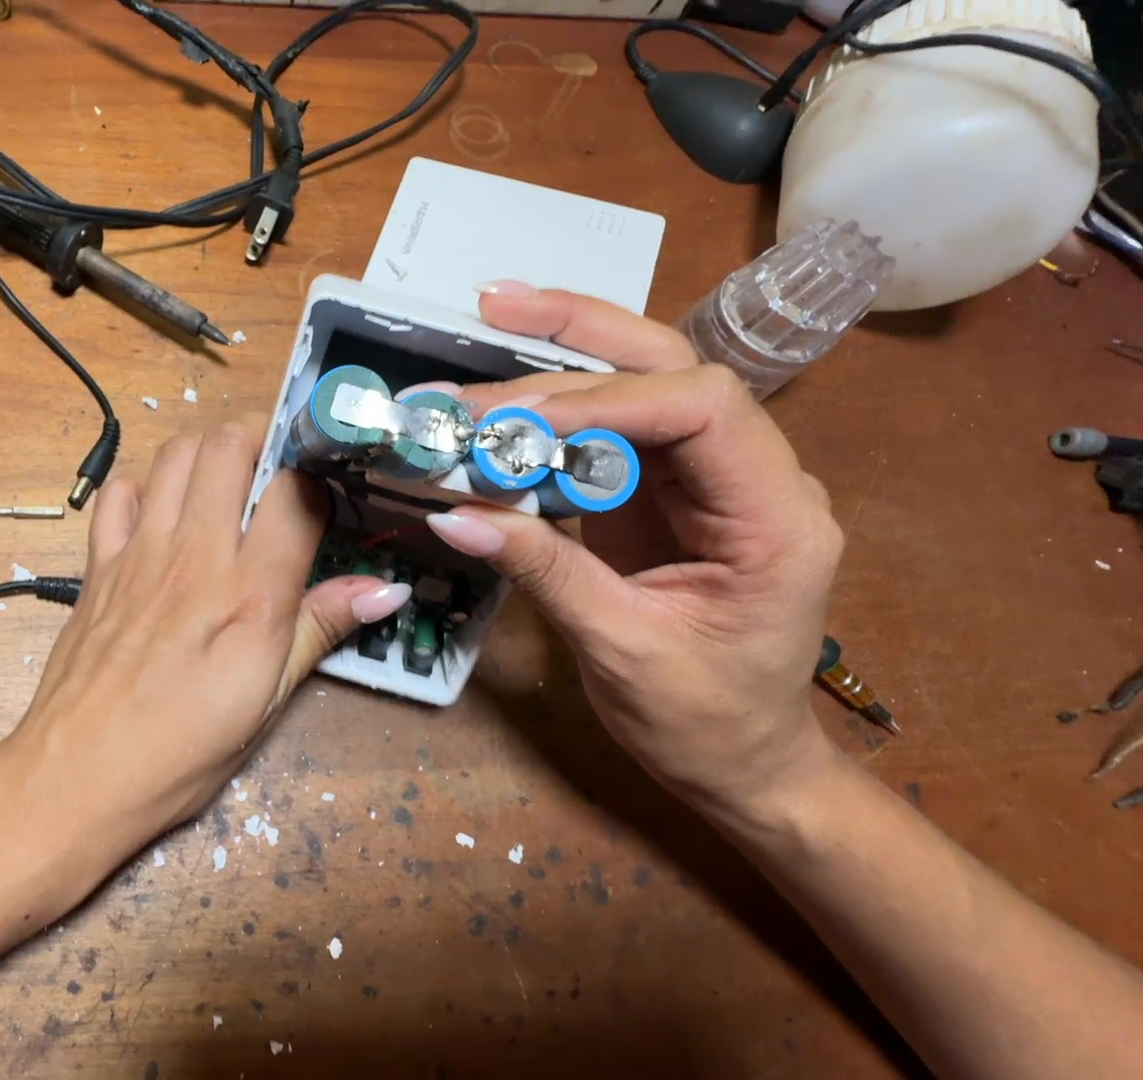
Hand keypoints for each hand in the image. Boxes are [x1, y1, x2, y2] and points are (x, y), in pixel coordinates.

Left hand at [0, 419, 405, 858]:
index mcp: (248, 593)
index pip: (294, 493)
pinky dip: (145, 485)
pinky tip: (161, 512)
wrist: (76, 776)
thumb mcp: (266, 701)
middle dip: (260, 441)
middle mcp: (194, 555)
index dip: (318, 480)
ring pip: (175, 454)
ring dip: (207, 450)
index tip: (326, 495)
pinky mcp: (98, 563)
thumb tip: (386, 589)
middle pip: (228, 446)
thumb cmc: (183, 752)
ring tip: (225, 482)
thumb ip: (319, 630)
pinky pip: (118, 492)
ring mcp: (139, 553)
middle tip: (273, 473)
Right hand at [426, 282, 846, 817]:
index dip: (606, 400)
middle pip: (672, 369)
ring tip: (489, 314)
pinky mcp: (660, 492)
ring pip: (641, 383)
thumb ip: (543, 572)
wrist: (740, 760)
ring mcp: (703, 479)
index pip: (701, 410)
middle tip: (490, 308)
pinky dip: (553, 406)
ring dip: (561, 354)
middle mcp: (749, 476)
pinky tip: (507, 384)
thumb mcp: (620, 651)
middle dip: (579, 339)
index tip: (512, 421)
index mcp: (774, 516)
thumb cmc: (704, 720)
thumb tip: (452, 516)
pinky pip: (609, 430)